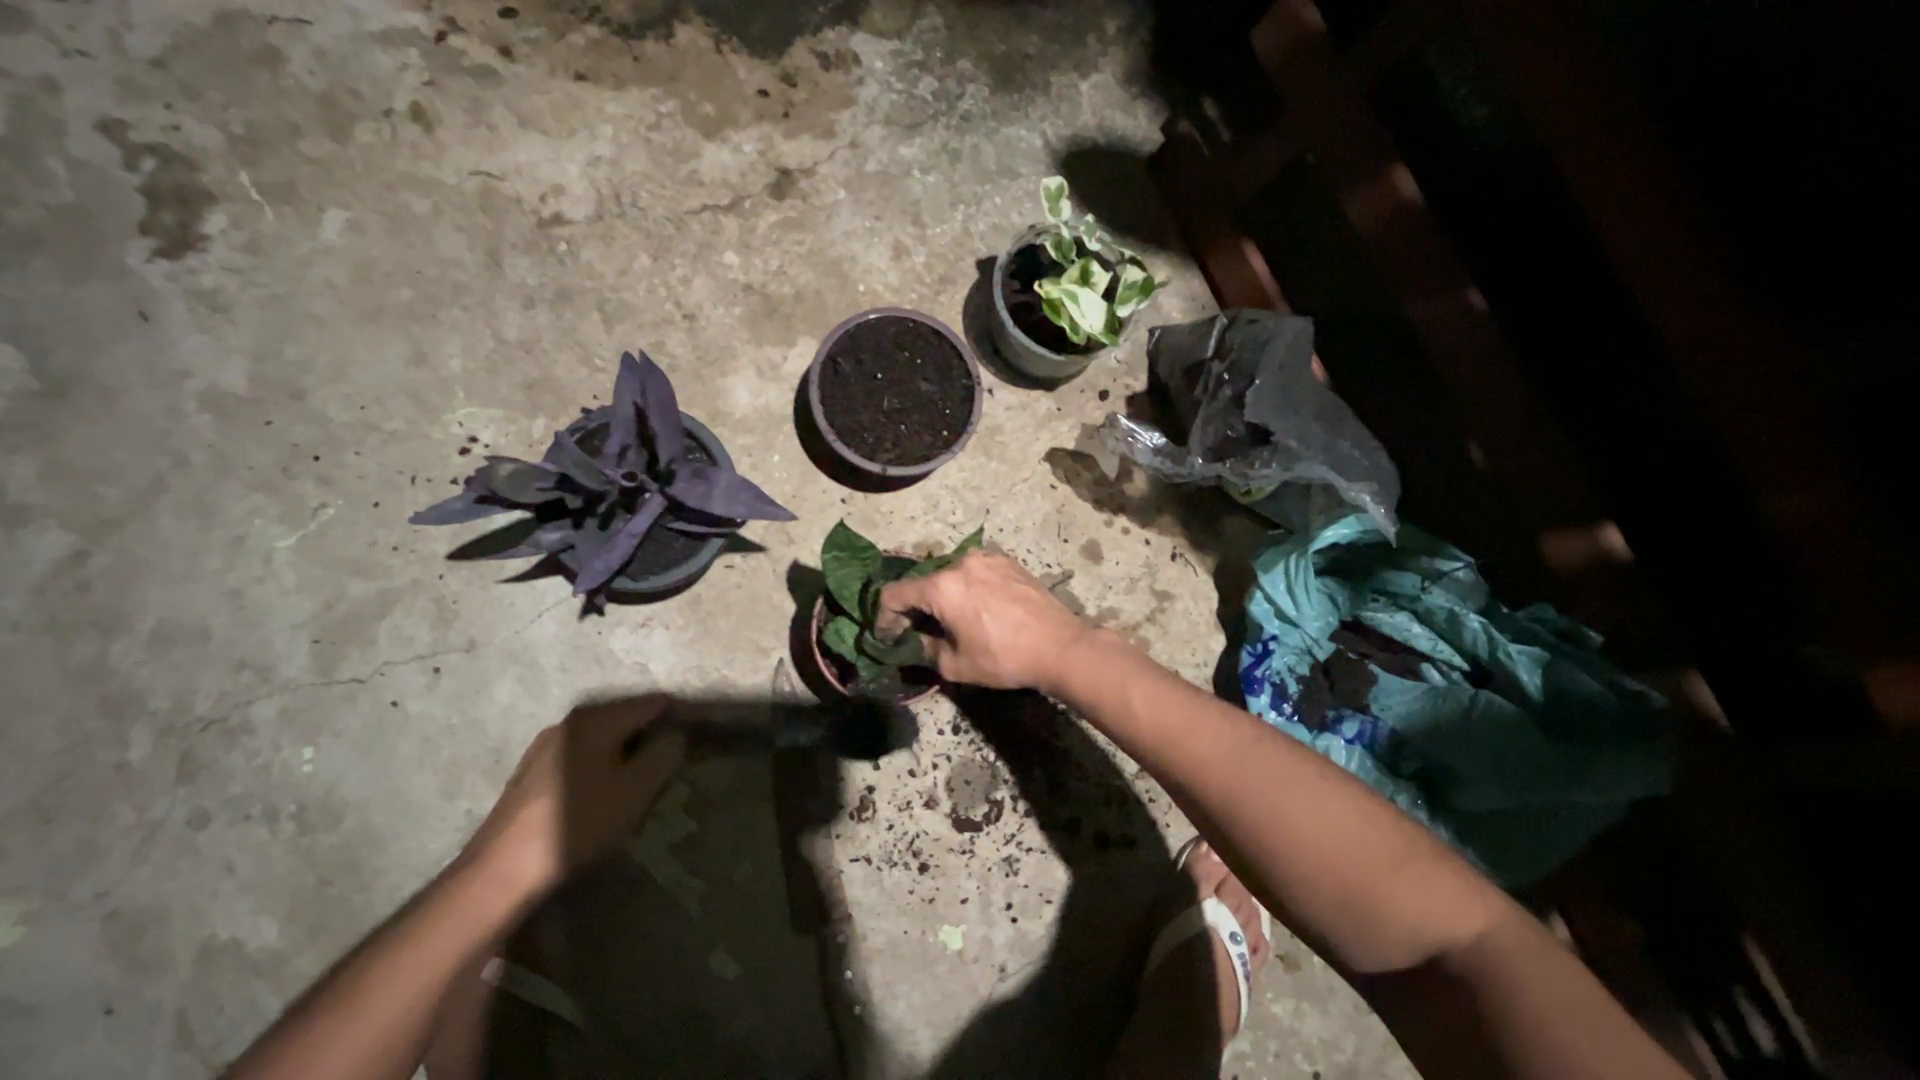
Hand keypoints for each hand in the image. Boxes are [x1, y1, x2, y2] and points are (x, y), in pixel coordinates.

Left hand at [460, 694, 685, 908]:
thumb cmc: (579, 823)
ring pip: (603, 739)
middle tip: (674, 765)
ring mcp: (546, 746)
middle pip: (626, 718)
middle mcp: (568, 722)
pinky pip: (583, 757)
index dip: (680, 716)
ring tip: (644, 783)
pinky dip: (604, 767)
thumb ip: (664, 754)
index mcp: (594, 719)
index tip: (700, 736)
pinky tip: (607, 795)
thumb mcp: (635, 789)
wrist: (504, 870)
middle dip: (653, 736)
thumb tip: (675, 734)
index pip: (652, 703)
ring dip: (628, 754)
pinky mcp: (534, 772)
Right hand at [878, 551, 1090, 692]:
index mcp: (942, 586)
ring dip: (943, 596)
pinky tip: (978, 609)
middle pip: (923, 582)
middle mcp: (961, 563)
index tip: (888, 636)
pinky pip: (975, 572)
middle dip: (915, 607)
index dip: (884, 617)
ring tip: (951, 621)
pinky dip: (967, 588)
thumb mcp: (955, 665)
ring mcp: (987, 558)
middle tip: (917, 632)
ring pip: (950, 575)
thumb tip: (915, 641)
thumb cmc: (1005, 658)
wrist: (1060, 646)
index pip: (894, 594)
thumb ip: (925, 649)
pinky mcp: (1008, 561)